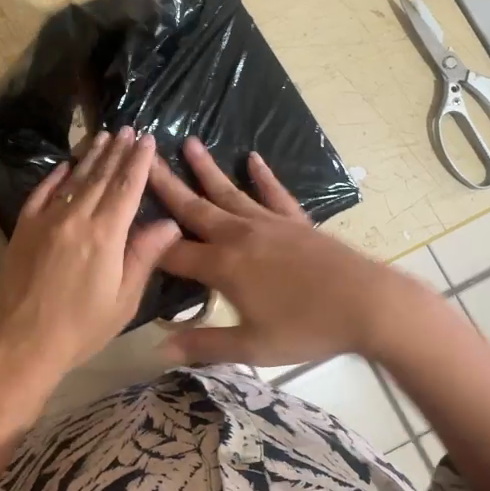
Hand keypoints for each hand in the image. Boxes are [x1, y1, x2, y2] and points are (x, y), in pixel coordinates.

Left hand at [0, 127, 182, 377]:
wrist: (26, 340)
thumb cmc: (83, 326)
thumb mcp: (124, 298)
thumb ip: (144, 256)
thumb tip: (168, 223)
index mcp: (105, 235)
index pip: (126, 188)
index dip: (138, 162)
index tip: (146, 140)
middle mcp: (75, 218)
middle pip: (100, 177)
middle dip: (116, 152)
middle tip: (127, 130)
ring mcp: (45, 221)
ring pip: (72, 181)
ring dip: (89, 158)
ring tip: (102, 138)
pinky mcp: (23, 229)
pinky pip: (41, 195)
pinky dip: (54, 178)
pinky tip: (64, 166)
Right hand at [148, 138, 428, 366]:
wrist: (370, 305)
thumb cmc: (309, 329)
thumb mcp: (253, 347)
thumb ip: (204, 345)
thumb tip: (159, 348)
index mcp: (223, 267)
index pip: (172, 251)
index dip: (144, 240)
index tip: (118, 221)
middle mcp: (239, 236)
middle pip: (193, 208)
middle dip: (165, 184)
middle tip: (141, 157)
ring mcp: (269, 225)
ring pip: (228, 193)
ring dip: (206, 169)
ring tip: (187, 142)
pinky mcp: (296, 222)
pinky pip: (274, 194)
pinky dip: (263, 176)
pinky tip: (253, 158)